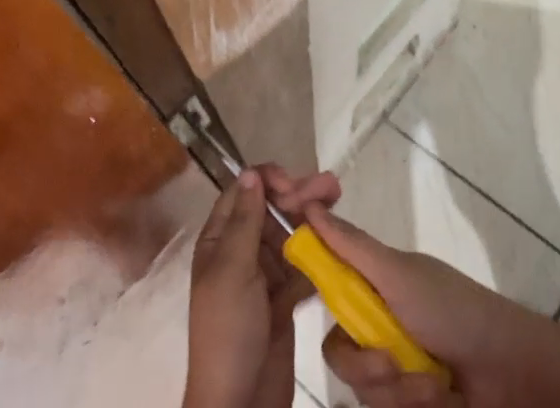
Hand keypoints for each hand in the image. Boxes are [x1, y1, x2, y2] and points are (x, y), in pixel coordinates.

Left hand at [183, 165, 340, 407]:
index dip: (267, 182)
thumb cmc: (227, 328)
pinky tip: (340, 247)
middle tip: (332, 186)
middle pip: (270, 213)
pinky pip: (302, 270)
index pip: (242, 196)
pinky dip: (319, 258)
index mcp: (219, 241)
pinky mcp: (283, 301)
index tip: (294, 183)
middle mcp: (240, 254)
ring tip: (339, 204)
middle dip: (298, 197)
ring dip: (312, 223)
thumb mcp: (233, 270)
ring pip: (289, 239)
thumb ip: (245, 222)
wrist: (239, 398)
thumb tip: (250, 173)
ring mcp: (263, 278)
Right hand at [307, 206, 559, 407]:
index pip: (328, 292)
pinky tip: (442, 397)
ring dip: (398, 391)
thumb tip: (307, 203)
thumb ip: (350, 245)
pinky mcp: (413, 402)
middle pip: (340, 352)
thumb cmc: (455, 311)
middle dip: (364, 365)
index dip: (320, 299)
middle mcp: (383, 328)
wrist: (515, 375)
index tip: (323, 305)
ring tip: (435, 386)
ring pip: (363, 388)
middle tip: (391, 364)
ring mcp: (400, 370)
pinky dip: (415, 405)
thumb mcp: (399, 273)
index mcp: (376, 288)